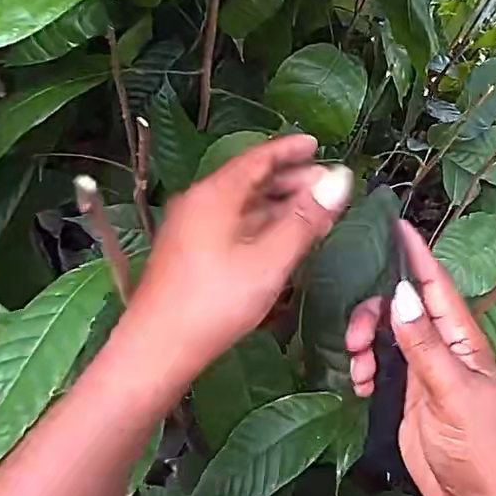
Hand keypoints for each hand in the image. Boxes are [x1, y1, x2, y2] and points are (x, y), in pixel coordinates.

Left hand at [123, 134, 350, 379]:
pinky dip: (264, 221)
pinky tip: (283, 236)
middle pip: (251, 179)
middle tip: (326, 184)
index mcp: (215, 195)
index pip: (258, 158)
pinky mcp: (192, 250)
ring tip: (313, 210)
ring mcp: (193, 227)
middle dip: (291, 178)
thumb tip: (340, 181)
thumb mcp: (269, 260)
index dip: (290, 149)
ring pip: (244, 202)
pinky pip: (235, 222)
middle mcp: (201, 202)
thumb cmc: (215, 302)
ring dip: (279, 202)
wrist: (156, 351)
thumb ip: (306, 219)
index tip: (316, 144)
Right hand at [346, 222, 495, 495]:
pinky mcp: (404, 390)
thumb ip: (424, 345)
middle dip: (373, 312)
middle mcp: (440, 343)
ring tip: (359, 370)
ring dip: (364, 342)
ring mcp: (421, 366)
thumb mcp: (452, 392)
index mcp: (461, 336)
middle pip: (401, 306)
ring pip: (384, 332)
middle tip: (356, 337)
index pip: (437, 285)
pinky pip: (377, 362)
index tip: (396, 226)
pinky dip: (363, 367)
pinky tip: (361, 385)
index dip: (417, 254)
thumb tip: (402, 295)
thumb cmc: (477, 443)